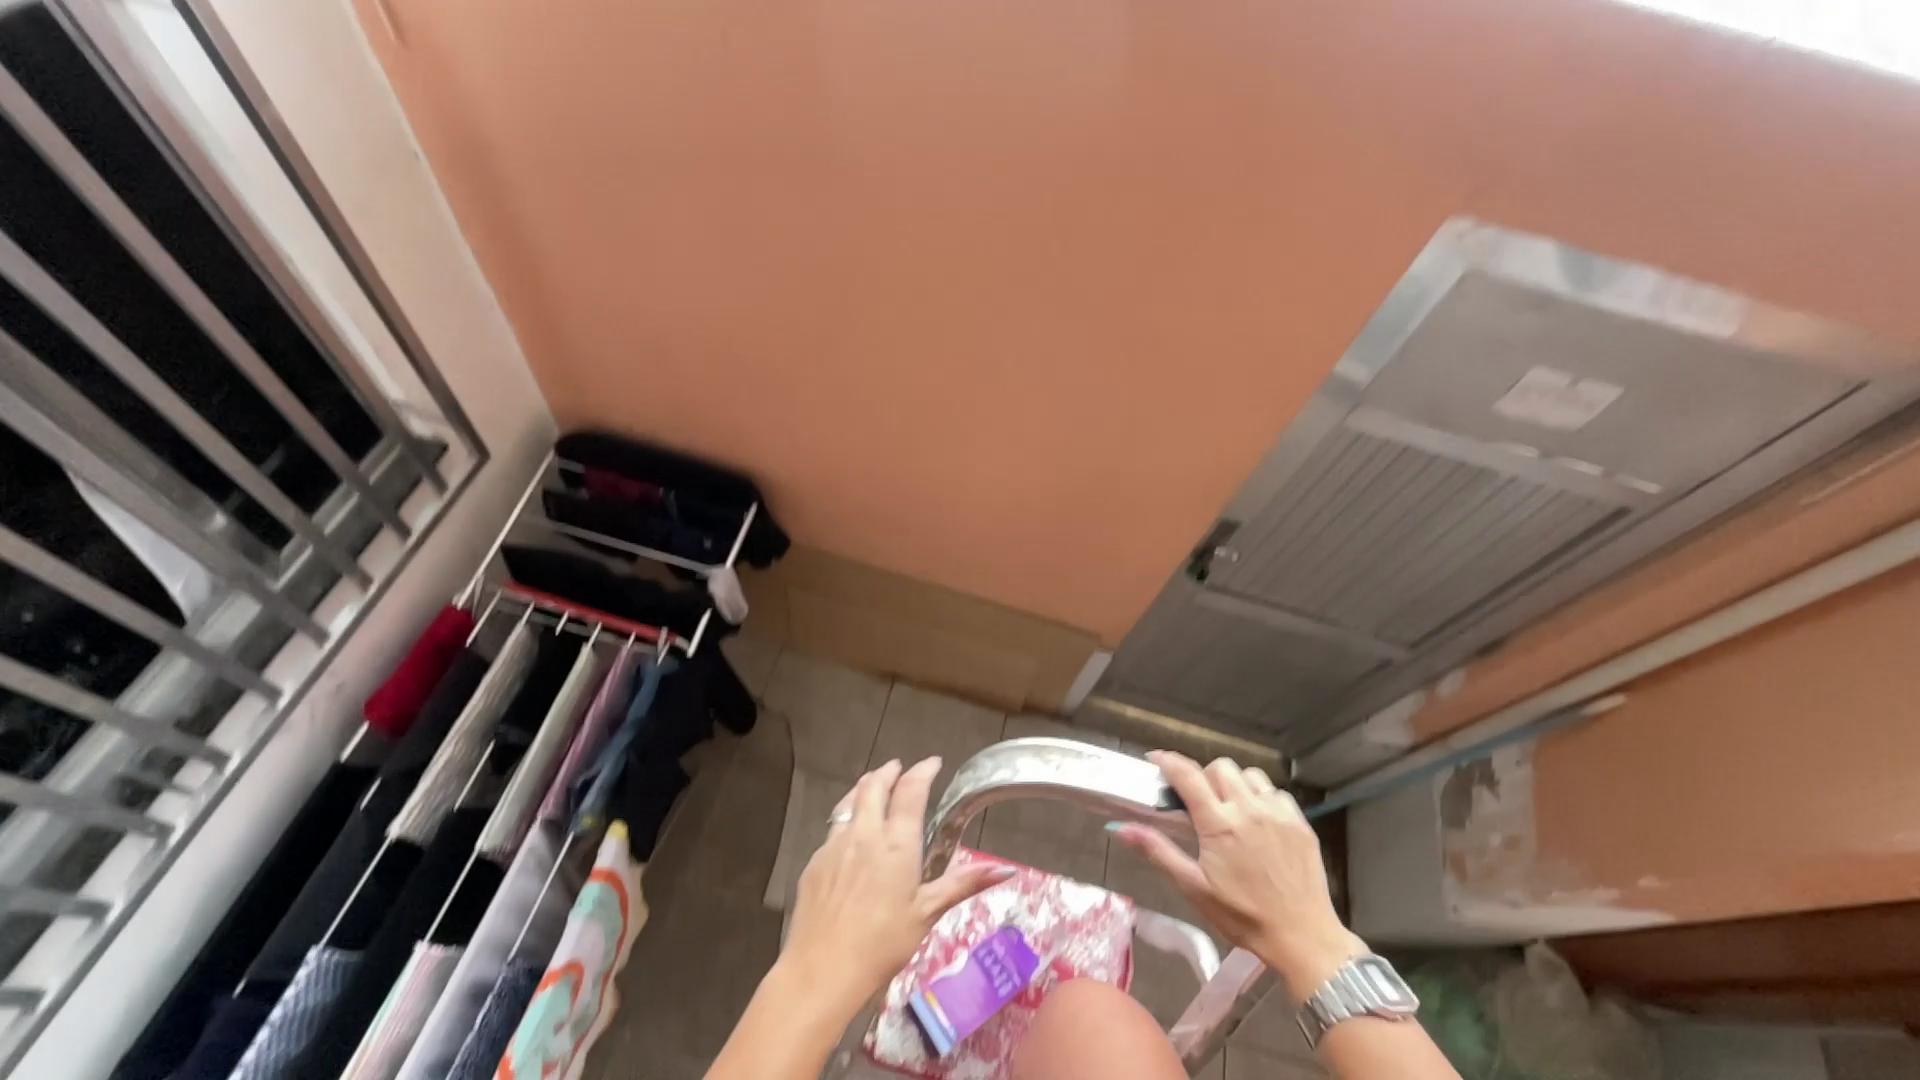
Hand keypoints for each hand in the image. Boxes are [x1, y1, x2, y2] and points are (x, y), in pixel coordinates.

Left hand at [779, 757, 1013, 1013]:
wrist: (823, 968)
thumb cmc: (883, 943)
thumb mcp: (928, 913)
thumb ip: (963, 884)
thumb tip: (1006, 868)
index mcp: (897, 843)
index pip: (911, 791)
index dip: (922, 771)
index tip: (932, 762)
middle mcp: (865, 834)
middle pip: (874, 787)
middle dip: (889, 772)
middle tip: (898, 767)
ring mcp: (834, 845)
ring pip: (849, 801)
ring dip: (864, 787)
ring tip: (873, 783)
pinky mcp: (814, 862)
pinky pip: (833, 828)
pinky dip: (846, 816)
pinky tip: (849, 832)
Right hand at [1109, 751, 1365, 998]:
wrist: (1302, 938)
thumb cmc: (1242, 916)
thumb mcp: (1193, 887)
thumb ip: (1158, 851)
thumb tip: (1120, 828)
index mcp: (1219, 824)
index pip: (1188, 775)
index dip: (1168, 761)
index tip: (1156, 759)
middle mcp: (1249, 809)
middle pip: (1220, 767)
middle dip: (1203, 776)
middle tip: (1197, 800)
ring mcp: (1279, 813)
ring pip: (1250, 774)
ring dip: (1233, 783)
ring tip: (1229, 807)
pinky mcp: (1300, 823)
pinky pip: (1276, 792)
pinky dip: (1261, 797)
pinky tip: (1258, 820)